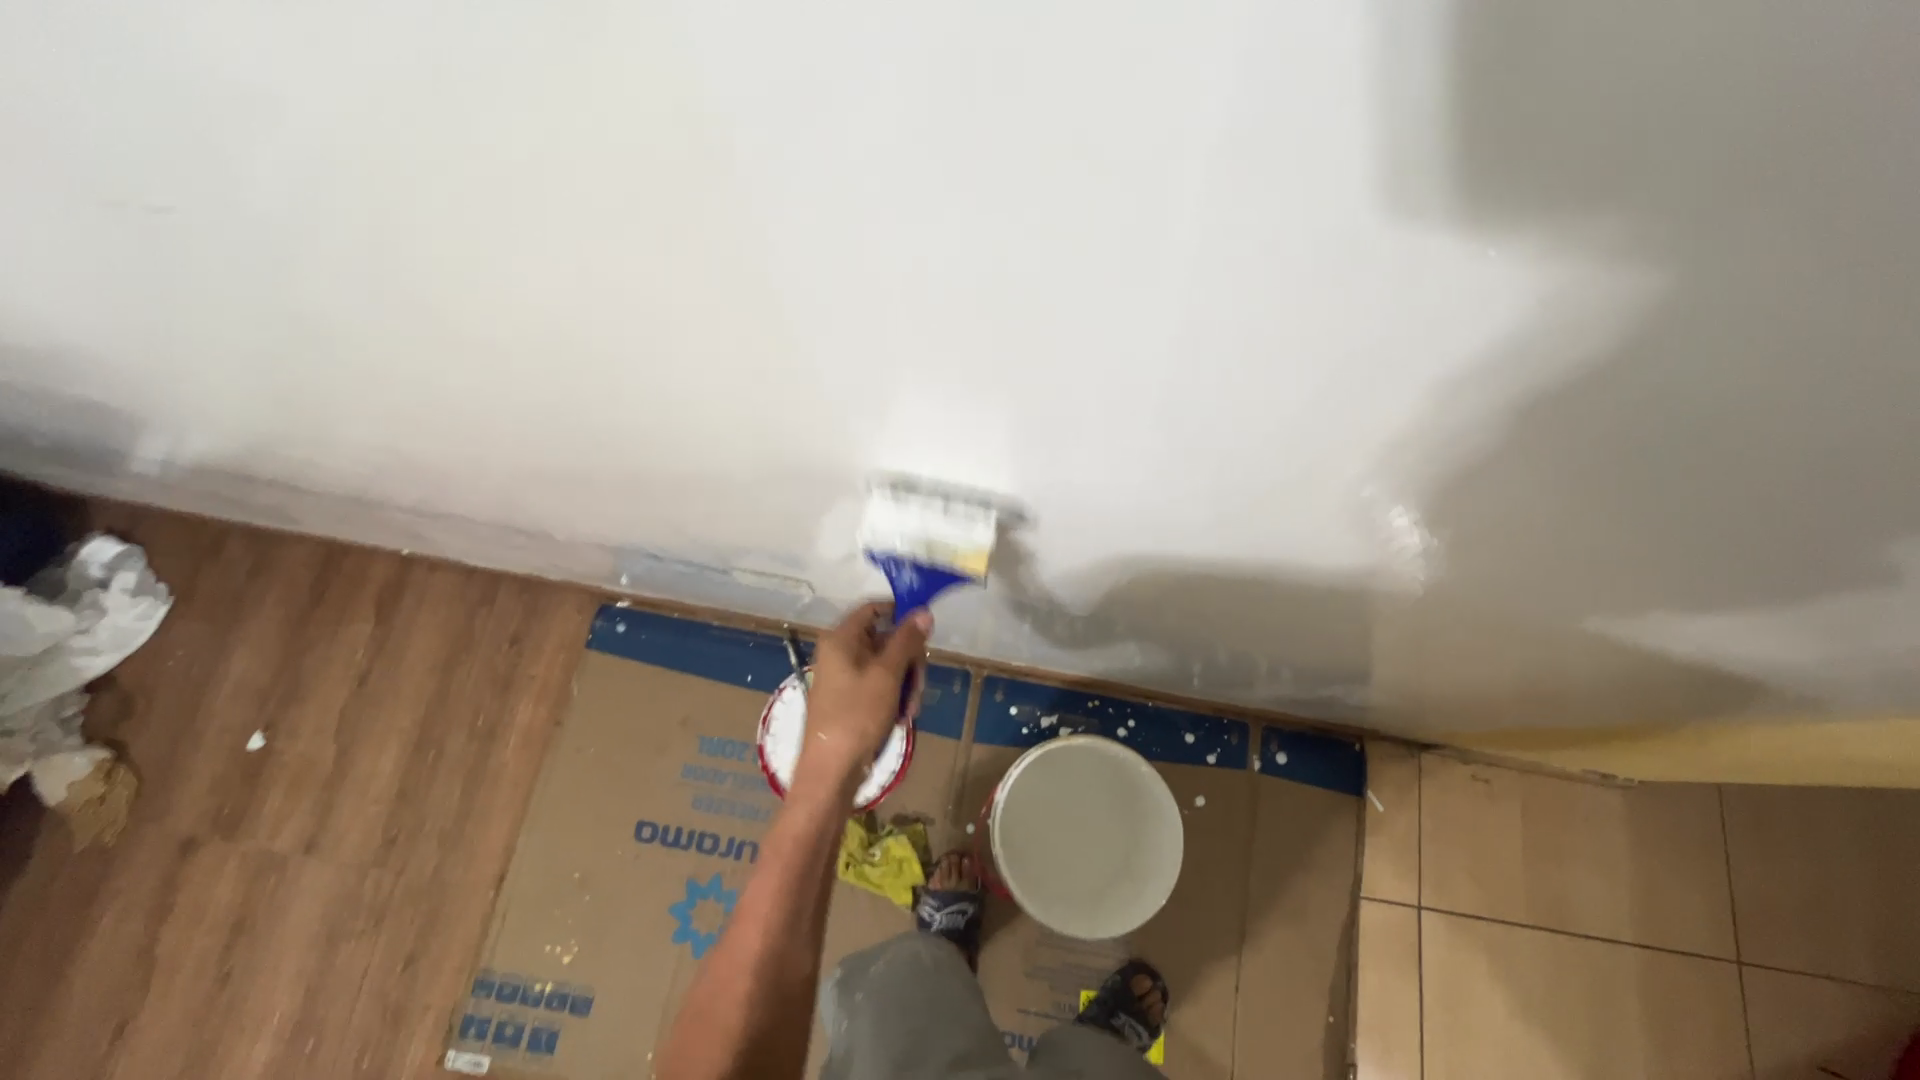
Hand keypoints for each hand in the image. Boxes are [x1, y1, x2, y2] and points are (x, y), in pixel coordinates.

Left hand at [794, 601, 933, 793]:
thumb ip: (907, 641)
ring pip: (887, 665)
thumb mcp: (887, 675)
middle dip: (909, 660)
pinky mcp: (850, 699)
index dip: (901, 613)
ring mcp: (844, 677)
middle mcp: (839, 652)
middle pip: (885, 639)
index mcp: (840, 639)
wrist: (832, 770)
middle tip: (920, 682)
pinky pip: (879, 685)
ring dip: (905, 683)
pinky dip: (894, 697)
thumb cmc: (857, 716)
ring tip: (910, 708)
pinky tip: (902, 716)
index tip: (927, 630)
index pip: (874, 608)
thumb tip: (924, 611)